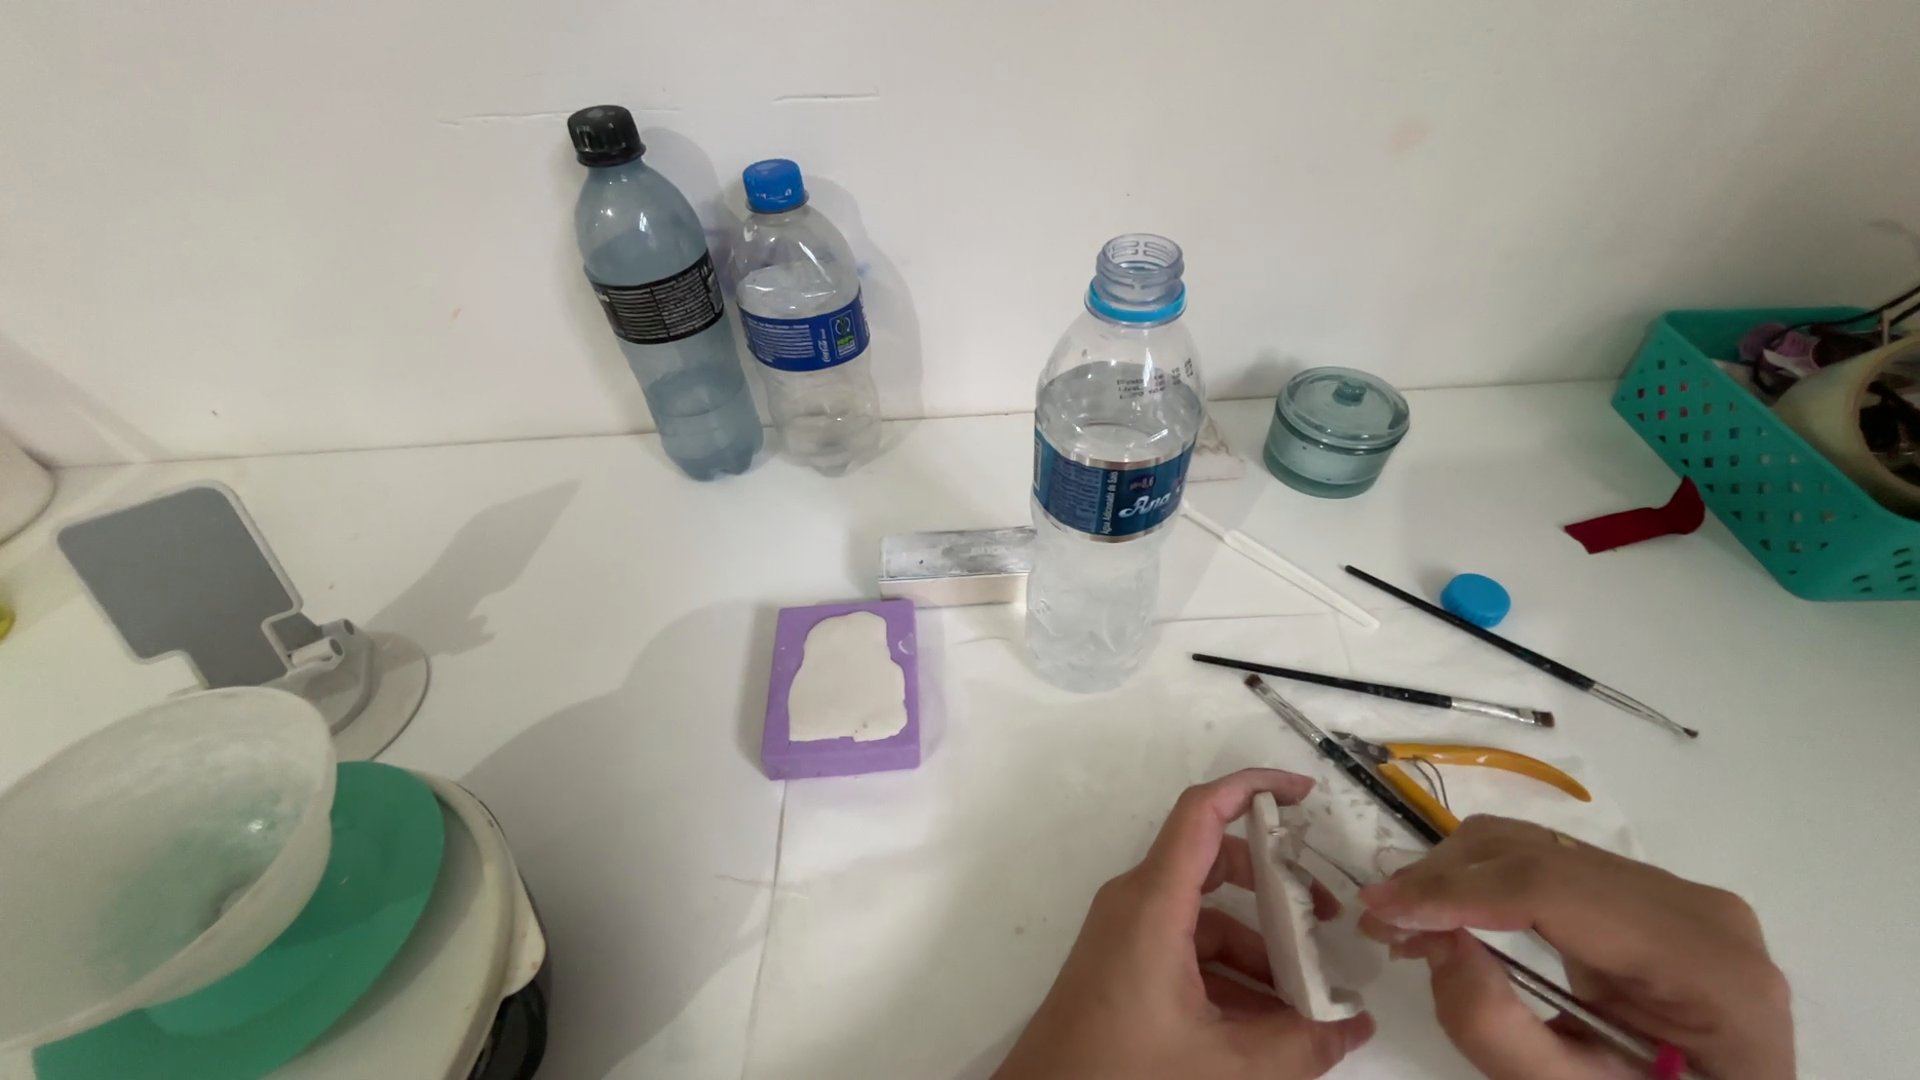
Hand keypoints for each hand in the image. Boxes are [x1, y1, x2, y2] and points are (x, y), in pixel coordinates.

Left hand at [994, 769, 1374, 1079]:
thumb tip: (1355, 1028)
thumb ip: (1298, 1045)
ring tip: (1311, 1000)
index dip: (1251, 787)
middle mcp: (1137, 898)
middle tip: (1327, 921)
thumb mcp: (1226, 1065)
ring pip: (1204, 912)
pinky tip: (1268, 1022)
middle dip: (1273, 883)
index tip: (1302, 793)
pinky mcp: (1124, 954)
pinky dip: (1228, 969)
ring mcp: (1127, 925)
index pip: (1201, 812)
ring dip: (1256, 945)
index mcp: (1154, 901)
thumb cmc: (1126, 1071)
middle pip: (1212, 860)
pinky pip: (1186, 943)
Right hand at [1358, 816, 1792, 1079]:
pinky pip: (1533, 858)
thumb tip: (1439, 941)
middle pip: (1533, 856)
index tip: (1378, 910)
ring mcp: (1668, 890)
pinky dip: (1474, 878)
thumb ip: (1500, 1032)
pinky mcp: (1635, 888)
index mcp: (1708, 968)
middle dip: (1440, 881)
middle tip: (1378, 920)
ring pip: (1523, 845)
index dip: (1456, 893)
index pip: (1553, 891)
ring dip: (1449, 875)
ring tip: (1404, 920)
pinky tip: (1445, 913)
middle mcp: (1693, 907)